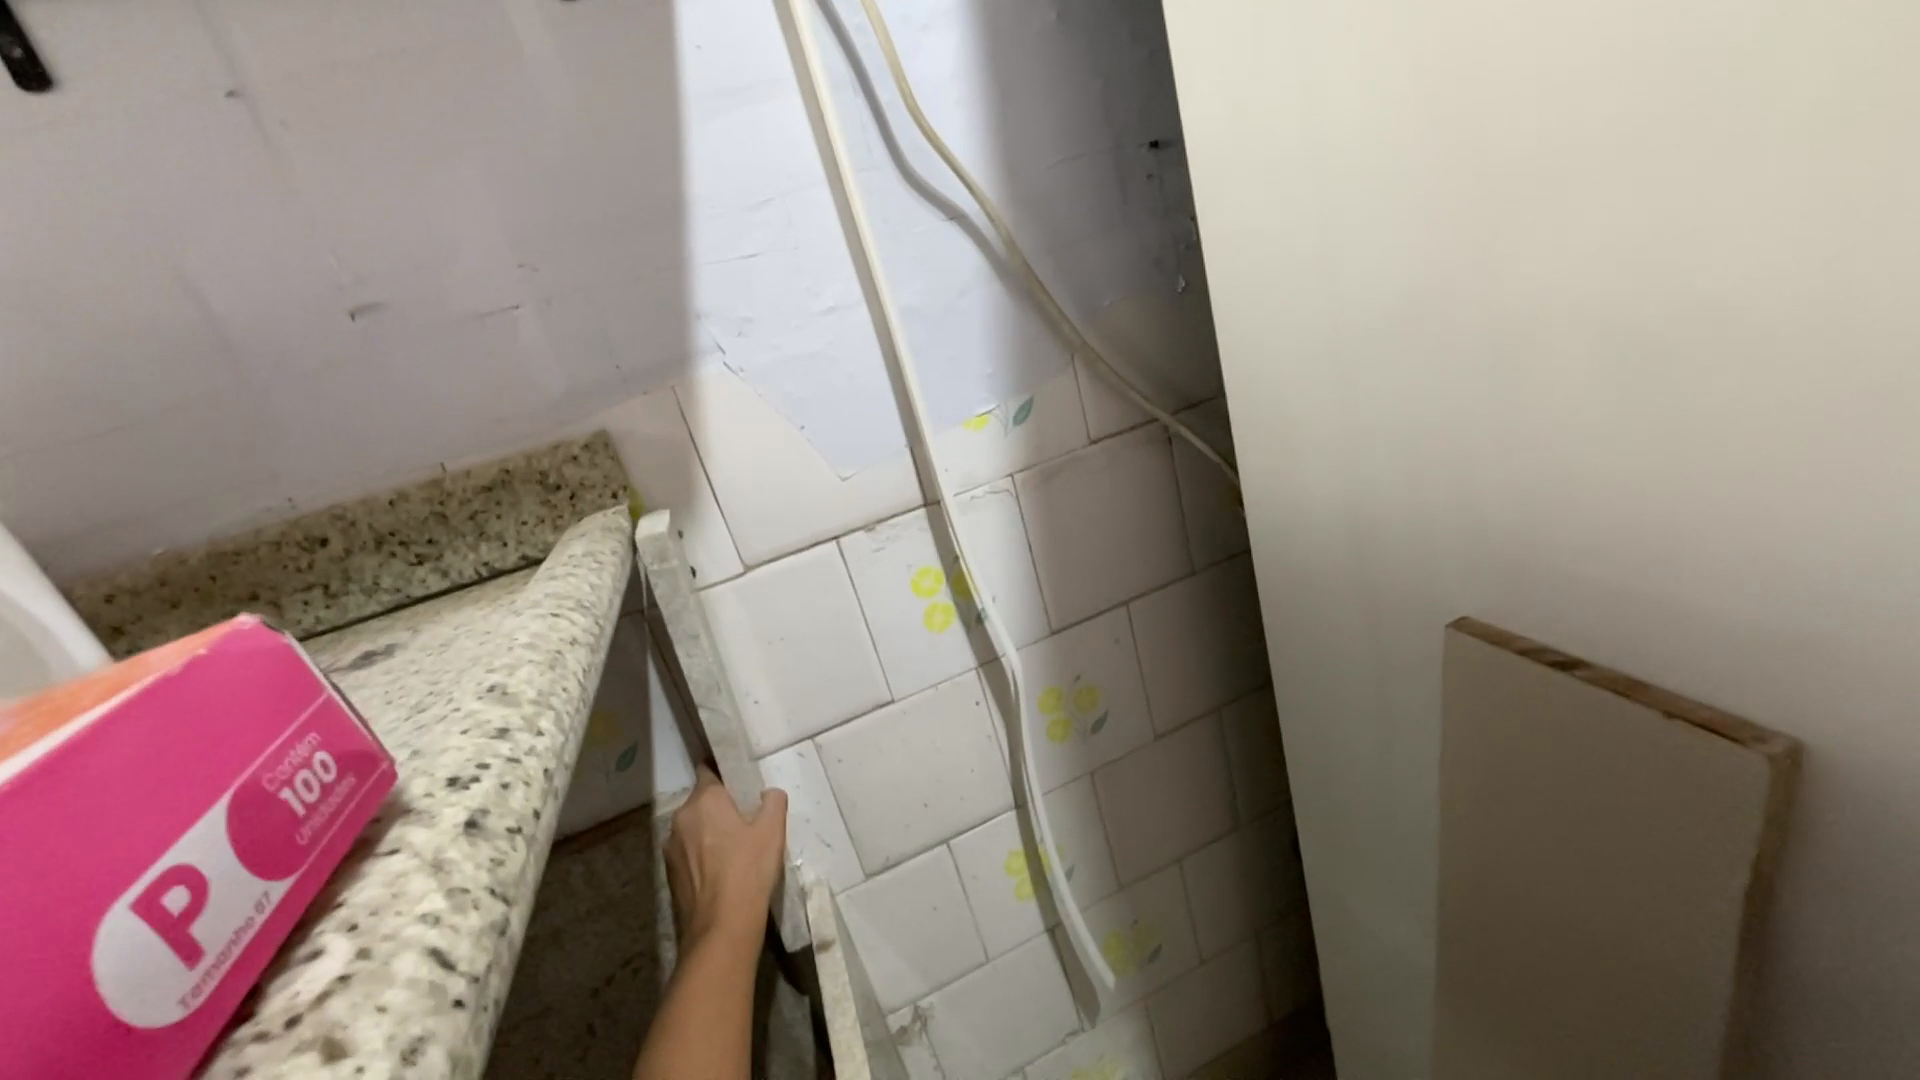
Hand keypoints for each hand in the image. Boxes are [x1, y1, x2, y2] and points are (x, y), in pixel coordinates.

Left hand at [665, 766, 788, 951]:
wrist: (721, 927)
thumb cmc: (749, 870)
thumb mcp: (773, 830)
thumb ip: (773, 801)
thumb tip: (768, 794)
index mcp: (704, 800)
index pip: (709, 771)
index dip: (725, 774)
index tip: (741, 783)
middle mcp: (680, 819)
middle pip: (701, 802)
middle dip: (720, 806)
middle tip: (746, 818)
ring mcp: (670, 848)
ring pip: (693, 829)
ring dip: (709, 832)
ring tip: (734, 848)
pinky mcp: (669, 874)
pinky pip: (688, 853)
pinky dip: (702, 855)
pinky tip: (721, 872)